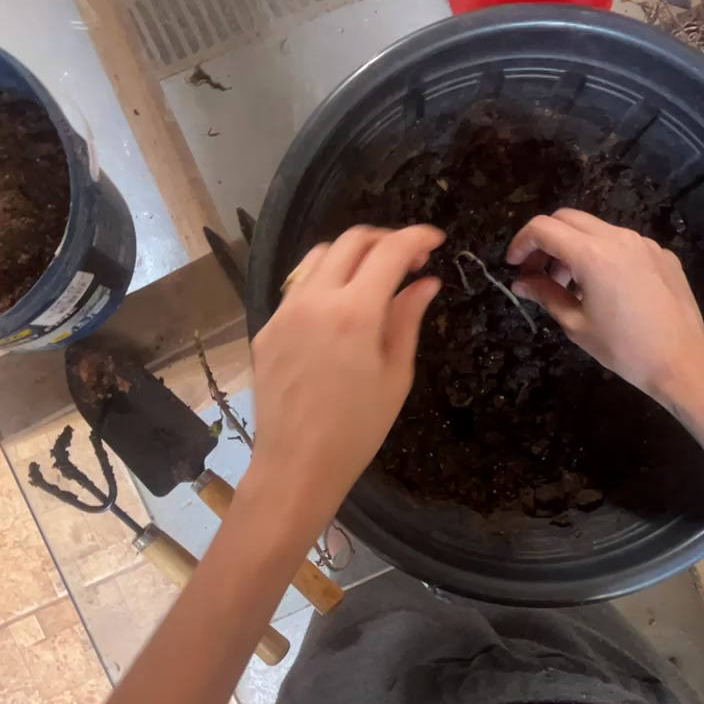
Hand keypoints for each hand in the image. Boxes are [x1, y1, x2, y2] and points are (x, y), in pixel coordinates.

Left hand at [246, 224, 443, 521]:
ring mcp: (285, 312)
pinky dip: (324, 283)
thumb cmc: (356, 430)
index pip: (389, 251)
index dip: (417, 238)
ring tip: (373, 280)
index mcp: (354, 313)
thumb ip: (407, 320)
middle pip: (351, 241)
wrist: (296, 465)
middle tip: (408, 260)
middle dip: (385, 240)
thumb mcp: (395, 376)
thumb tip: (425, 283)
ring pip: (319, 257)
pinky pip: (298, 288)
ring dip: (351, 256)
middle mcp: (315, 300)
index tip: (435, 242)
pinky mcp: (267, 328)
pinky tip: (339, 311)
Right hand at [506, 208, 703, 402]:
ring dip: (574, 248)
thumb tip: (521, 282)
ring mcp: (644, 244)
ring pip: (596, 229)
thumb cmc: (623, 348)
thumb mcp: (576, 324)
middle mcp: (618, 238)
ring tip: (570, 286)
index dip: (522, 242)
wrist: (681, 361)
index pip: (544, 228)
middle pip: (568, 219)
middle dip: (546, 241)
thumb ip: (546, 295)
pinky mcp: (662, 255)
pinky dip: (602, 256)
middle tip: (537, 273)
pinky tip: (606, 290)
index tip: (514, 265)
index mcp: (592, 254)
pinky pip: (623, 244)